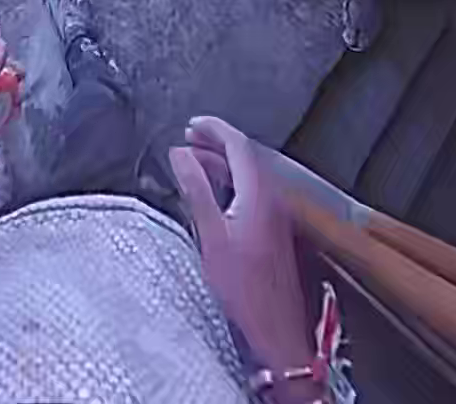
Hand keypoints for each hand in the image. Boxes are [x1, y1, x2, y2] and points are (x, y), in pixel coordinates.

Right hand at [170, 117, 315, 376]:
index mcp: (259, 193)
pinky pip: (250, 189)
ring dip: (220, 160)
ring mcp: (276, 214)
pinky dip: (229, 179)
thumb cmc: (242, 286)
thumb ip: (195, 188)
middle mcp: (272, 198)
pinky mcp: (273, 229)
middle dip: (215, 140)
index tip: (192, 122)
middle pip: (244, 155)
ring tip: (192, 156)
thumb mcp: (211, 234)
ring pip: (247, 173)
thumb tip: (178, 151)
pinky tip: (211, 187)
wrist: (277, 334)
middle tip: (188, 134)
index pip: (238, 144)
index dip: (215, 127)